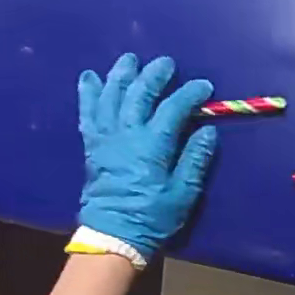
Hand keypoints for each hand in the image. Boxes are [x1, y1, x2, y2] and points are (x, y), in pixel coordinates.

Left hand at [76, 52, 217, 257]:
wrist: (115, 234)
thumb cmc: (153, 217)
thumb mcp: (183, 193)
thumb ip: (195, 159)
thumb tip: (207, 130)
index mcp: (153, 144)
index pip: (173, 108)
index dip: (189, 94)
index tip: (203, 86)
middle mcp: (127, 133)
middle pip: (139, 93)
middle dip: (154, 74)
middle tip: (166, 64)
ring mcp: (106, 137)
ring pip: (111, 95)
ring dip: (121, 75)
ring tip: (130, 60)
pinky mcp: (92, 145)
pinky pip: (88, 112)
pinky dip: (89, 92)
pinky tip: (90, 77)